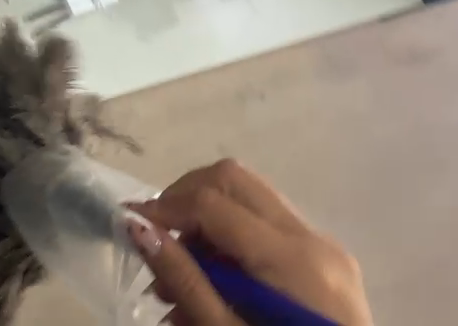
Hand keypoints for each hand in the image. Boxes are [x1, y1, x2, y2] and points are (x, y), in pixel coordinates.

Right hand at [124, 160, 371, 325]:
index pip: (212, 201)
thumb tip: (134, 225)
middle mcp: (315, 241)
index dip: (163, 207)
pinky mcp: (329, 264)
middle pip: (232, 179)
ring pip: (248, 197)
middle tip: (157, 235)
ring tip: (181, 270)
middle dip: (184, 197)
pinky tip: (215, 279)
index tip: (128, 225)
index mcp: (295, 261)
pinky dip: (231, 235)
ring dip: (205, 217)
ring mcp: (327, 250)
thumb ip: (183, 279)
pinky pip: (267, 224)